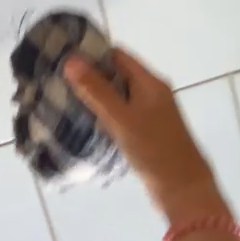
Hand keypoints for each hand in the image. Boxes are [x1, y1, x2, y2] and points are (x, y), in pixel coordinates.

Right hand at [63, 50, 226, 222]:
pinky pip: (119, 110)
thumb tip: (70, 60)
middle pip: (115, 73)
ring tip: (64, 97)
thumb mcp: (121, 118)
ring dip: (94, 93)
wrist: (182, 187)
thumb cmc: (154, 149)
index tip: (62, 59)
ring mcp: (149, 111)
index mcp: (150, 82)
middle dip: (88, 74)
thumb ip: (96, 89)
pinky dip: (102, 110)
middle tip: (57, 79)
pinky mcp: (145, 128)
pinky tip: (84, 119)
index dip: (91, 53)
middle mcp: (151, 91)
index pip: (116, 55)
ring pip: (116, 93)